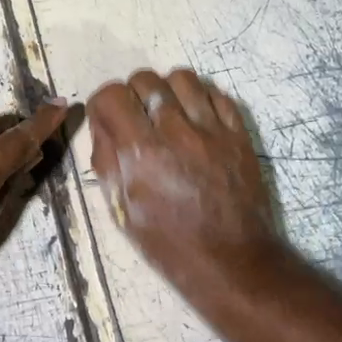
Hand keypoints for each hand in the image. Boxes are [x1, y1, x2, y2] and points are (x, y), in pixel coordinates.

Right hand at [87, 70, 284, 304]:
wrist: (232, 264)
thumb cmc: (169, 244)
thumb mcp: (121, 209)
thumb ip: (105, 160)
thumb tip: (102, 124)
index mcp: (142, 152)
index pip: (111, 94)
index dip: (104, 104)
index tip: (108, 120)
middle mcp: (176, 132)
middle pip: (145, 79)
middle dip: (133, 94)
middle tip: (137, 118)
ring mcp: (212, 130)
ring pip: (182, 77)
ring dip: (168, 90)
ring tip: (168, 113)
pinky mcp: (238, 135)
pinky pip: (217, 93)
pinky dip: (201, 98)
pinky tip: (195, 118)